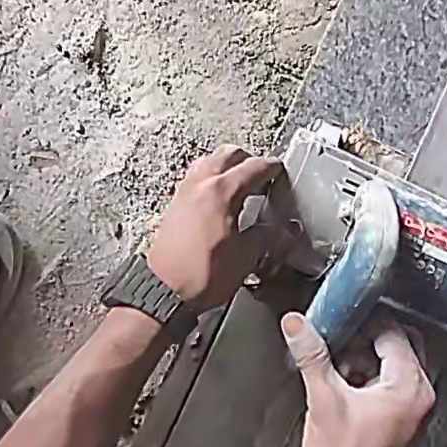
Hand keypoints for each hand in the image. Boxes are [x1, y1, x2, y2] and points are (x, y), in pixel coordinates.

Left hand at [146, 144, 284, 312]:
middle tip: (262, 174)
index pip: (253, 167)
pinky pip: (195, 179)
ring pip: (208, 163)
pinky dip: (210, 179)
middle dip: (248, 160)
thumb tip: (283, 232)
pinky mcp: (174, 206)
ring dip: (225, 166)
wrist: (163, 290)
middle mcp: (199, 185)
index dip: (272, 168)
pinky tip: (218, 199)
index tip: (280, 172)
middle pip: (227, 155)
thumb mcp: (245, 257)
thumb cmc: (199, 275)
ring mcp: (183, 193)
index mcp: (220, 192)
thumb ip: (268, 238)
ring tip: (240, 183)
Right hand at [282, 312, 435, 446]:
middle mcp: (419, 394)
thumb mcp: (323, 402)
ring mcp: (414, 407)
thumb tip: (298, 325)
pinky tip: (342, 386)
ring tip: (335, 368)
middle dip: (364, 339)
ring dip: (364, 358)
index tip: (338, 321)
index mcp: (409, 386)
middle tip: (336, 342)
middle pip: (398, 344)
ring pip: (392, 362)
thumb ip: (312, 357)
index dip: (362, 323)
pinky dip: (367, 376)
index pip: (392, 332)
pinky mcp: (403, 417)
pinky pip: (389, 382)